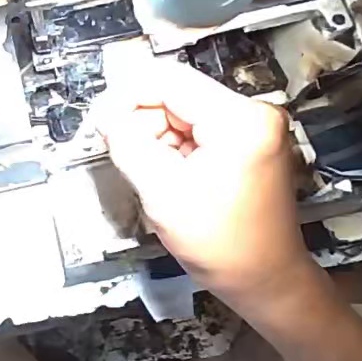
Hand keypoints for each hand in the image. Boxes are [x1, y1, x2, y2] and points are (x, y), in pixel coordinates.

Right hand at [95, 61, 320, 311]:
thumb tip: (103, 116)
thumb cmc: (224, 245)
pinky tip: (167, 176)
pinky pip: (192, 131)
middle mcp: (252, 114)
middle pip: (174, 96)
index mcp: (240, 120)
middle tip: (120, 153)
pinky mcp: (243, 143)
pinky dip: (170, 149)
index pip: (169, 82)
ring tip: (152, 175)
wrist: (264, 278)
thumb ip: (127, 145)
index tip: (97, 118)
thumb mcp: (161, 192)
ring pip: (179, 114)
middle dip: (140, 123)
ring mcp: (250, 128)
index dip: (124, 97)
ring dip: (153, 139)